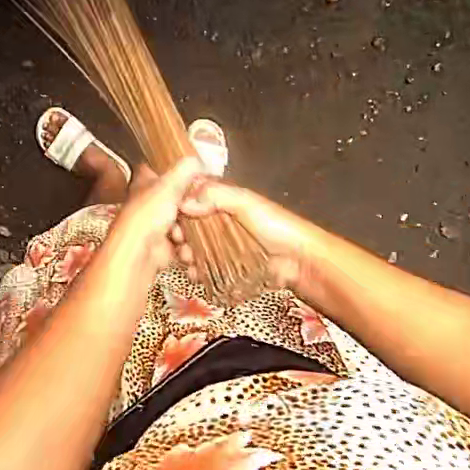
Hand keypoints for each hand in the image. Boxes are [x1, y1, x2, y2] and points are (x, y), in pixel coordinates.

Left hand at [100, 156, 203, 271]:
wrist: (138, 253)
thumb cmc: (146, 215)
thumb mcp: (170, 184)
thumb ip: (186, 169)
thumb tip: (198, 159)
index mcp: (145, 184)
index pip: (158, 172)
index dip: (174, 174)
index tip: (192, 177)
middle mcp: (148, 204)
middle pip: (175, 200)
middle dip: (189, 207)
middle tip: (196, 208)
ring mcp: (154, 226)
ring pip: (181, 224)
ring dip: (187, 230)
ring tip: (183, 232)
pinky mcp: (161, 247)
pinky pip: (181, 246)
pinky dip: (186, 248)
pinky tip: (185, 248)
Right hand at [177, 180, 324, 289]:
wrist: (300, 261)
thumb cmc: (276, 226)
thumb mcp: (245, 202)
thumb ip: (215, 196)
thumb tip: (184, 202)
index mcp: (223, 200)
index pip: (192, 199)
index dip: (178, 207)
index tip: (169, 216)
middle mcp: (219, 220)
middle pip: (189, 224)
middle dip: (179, 232)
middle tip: (176, 241)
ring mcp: (222, 244)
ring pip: (195, 246)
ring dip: (186, 252)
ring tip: (185, 258)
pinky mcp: (226, 265)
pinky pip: (205, 266)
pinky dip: (196, 270)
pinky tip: (193, 273)